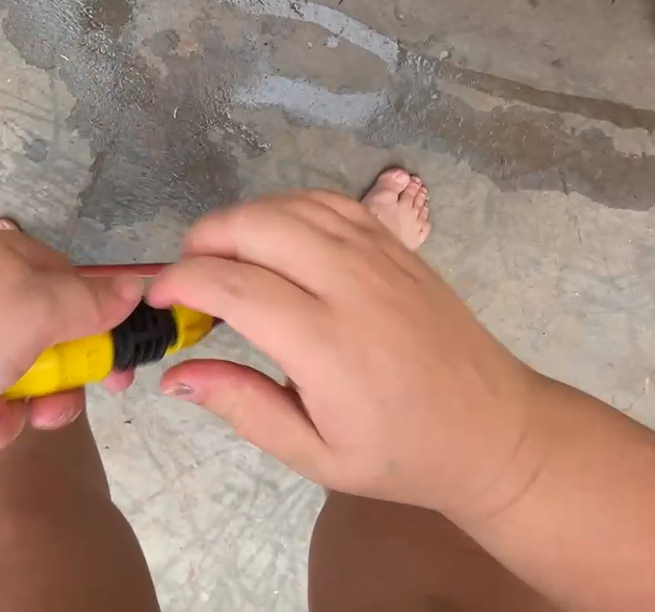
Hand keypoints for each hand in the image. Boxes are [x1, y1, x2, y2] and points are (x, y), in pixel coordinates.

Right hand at [147, 191, 544, 520]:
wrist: (495, 430)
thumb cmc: (400, 453)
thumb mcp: (315, 455)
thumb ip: (242, 407)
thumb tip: (173, 375)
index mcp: (329, 346)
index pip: (234, 288)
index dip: (181, 281)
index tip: (158, 296)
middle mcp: (351, 285)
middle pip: (255, 227)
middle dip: (203, 240)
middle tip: (187, 273)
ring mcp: (376, 253)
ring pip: (286, 204)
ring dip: (239, 220)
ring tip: (223, 255)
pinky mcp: (392, 240)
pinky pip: (323, 200)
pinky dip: (282, 207)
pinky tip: (272, 235)